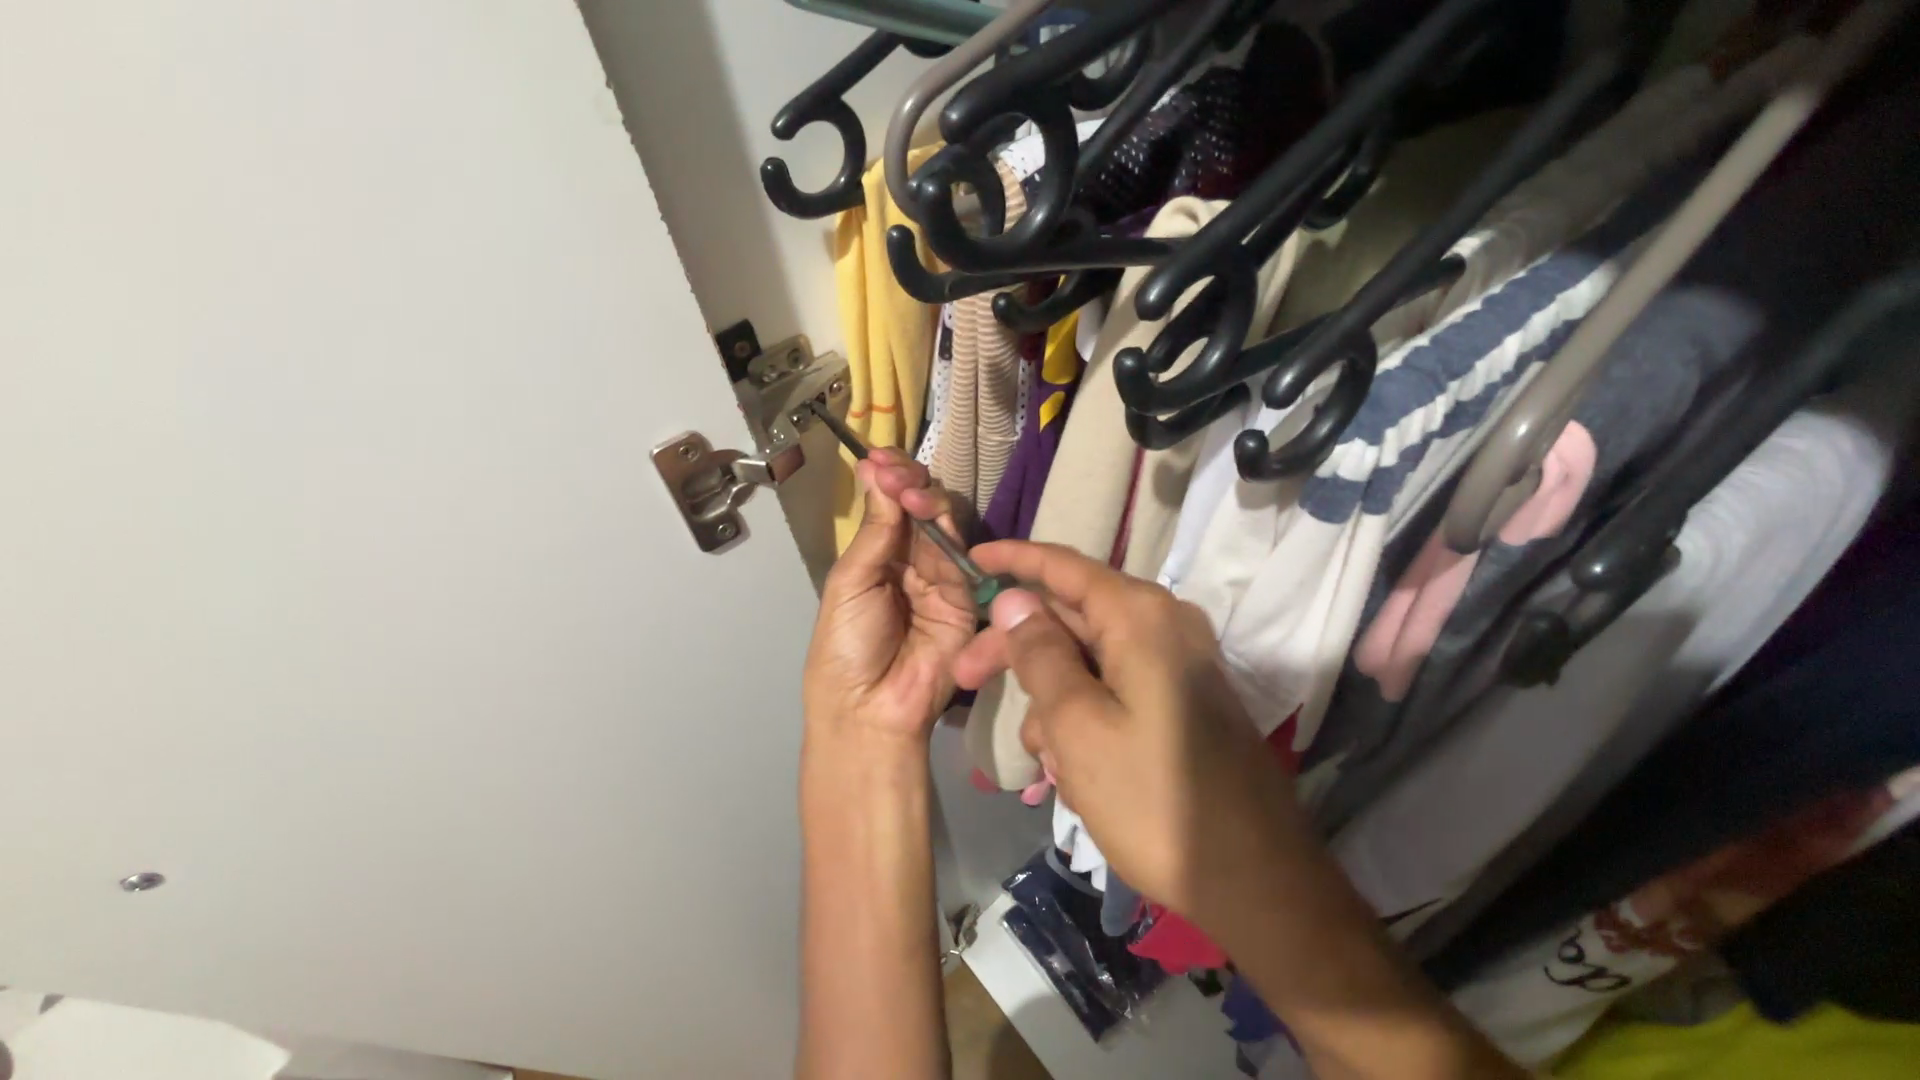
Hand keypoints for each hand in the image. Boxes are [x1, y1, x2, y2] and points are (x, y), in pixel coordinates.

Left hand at [802, 449, 977, 742]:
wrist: (871, 707)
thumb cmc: (845, 645)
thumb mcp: (850, 581)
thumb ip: (875, 529)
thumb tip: (876, 471)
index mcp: (877, 558)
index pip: (890, 507)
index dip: (887, 480)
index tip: (877, 457)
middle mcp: (910, 563)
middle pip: (920, 509)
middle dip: (908, 482)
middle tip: (894, 471)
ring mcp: (940, 579)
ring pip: (943, 525)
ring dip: (926, 500)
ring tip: (908, 490)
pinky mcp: (967, 599)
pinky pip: (962, 557)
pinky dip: (948, 529)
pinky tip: (929, 513)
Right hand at [952, 540, 1315, 924]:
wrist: (1253, 878)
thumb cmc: (1153, 798)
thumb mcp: (1077, 724)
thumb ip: (1040, 654)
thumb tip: (1014, 598)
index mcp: (1140, 617)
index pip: (1065, 566)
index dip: (1013, 560)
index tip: (968, 559)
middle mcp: (1164, 627)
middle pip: (1071, 616)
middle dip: (1018, 650)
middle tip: (962, 679)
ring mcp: (1177, 667)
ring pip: (1088, 662)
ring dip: (1053, 702)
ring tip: (1048, 766)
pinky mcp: (1182, 704)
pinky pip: (1115, 692)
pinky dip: (1084, 721)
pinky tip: (1075, 774)